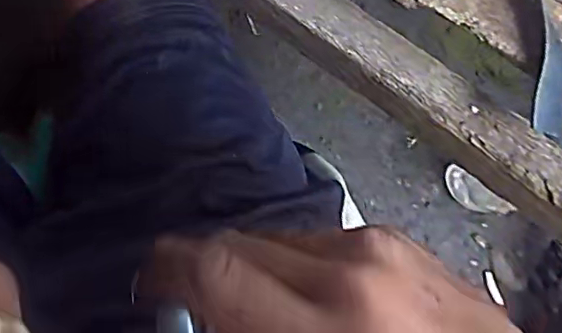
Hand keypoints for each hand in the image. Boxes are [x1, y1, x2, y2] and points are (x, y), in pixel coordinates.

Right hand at [141, 227, 518, 332]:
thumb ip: (250, 332)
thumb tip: (202, 313)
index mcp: (334, 326)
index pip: (214, 267)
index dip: (169, 269)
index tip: (153, 282)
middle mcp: (357, 269)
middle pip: (239, 243)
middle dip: (213, 274)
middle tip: (209, 310)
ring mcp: (387, 247)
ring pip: (279, 238)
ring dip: (263, 273)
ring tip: (279, 317)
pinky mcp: (408, 241)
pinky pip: (326, 240)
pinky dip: (309, 271)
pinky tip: (330, 309)